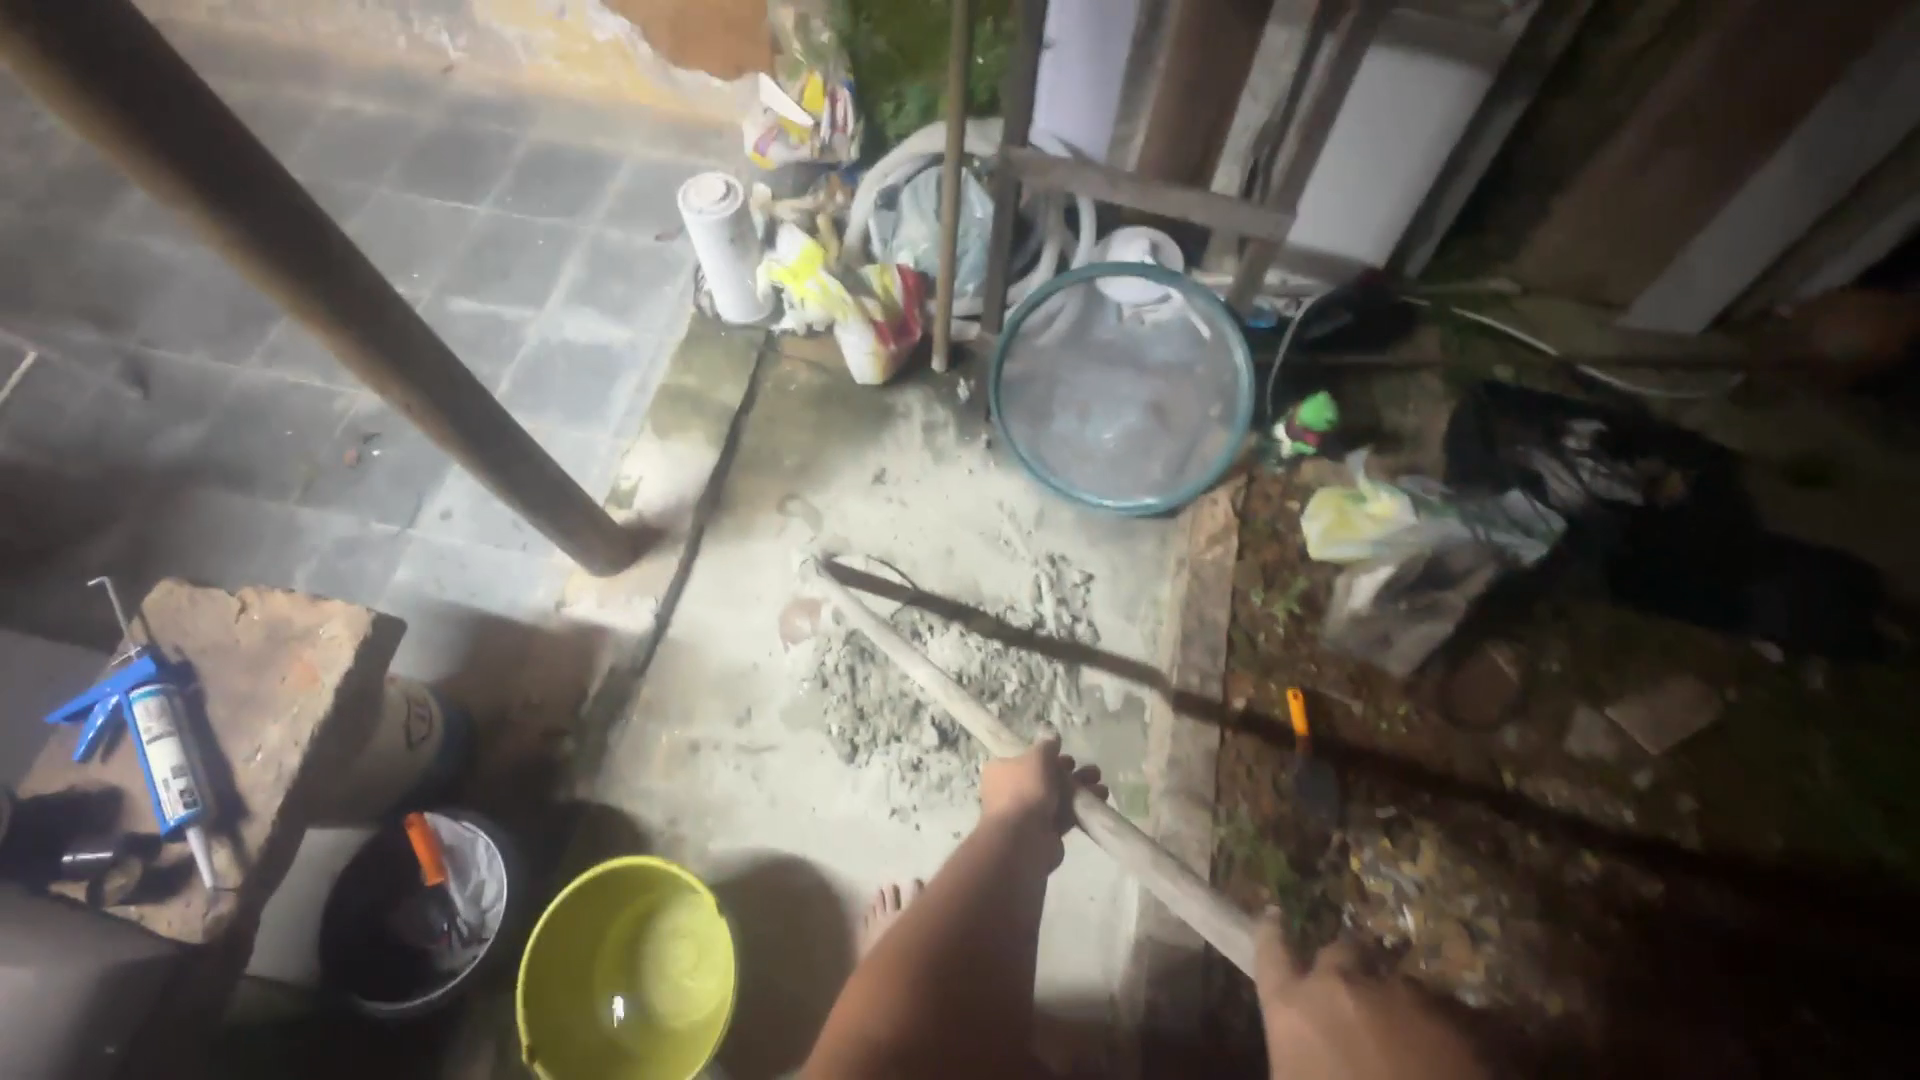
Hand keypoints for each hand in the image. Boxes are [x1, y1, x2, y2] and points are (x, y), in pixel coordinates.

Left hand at [979, 736, 1106, 860]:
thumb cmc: (1024, 790)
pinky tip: (1099, 802)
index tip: (1067, 756)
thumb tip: (1051, 732)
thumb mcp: (1037, 758)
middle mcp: (1011, 790)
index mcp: (1001, 770)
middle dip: (1070, 773)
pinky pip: (1064, 815)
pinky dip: (1080, 808)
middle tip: (1093, 771)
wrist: (1023, 840)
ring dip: (1080, 790)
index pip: (1026, 758)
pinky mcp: (1044, 831)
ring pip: (1058, 796)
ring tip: (1102, 788)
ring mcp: (1028, 812)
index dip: (1048, 756)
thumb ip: (1047, 746)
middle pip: (1045, 778)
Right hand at [1255, 912, 1484, 1079]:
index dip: (1270, 931)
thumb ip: (1291, 1055)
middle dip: (1345, 963)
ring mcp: (1396, 997)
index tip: (1274, 914)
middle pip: (1339, 951)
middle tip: (1352, 984)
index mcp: (1291, 1008)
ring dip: (1391, 1000)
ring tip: (1403, 1032)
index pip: (1270, 951)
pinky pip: (1435, 1010)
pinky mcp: (1448, 1018)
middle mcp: (1338, 987)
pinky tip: (1439, 1054)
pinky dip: (1432, 1026)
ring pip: (1391, 981)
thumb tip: (1299, 1050)